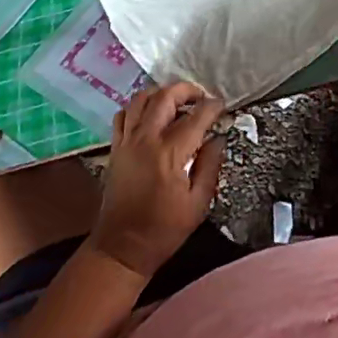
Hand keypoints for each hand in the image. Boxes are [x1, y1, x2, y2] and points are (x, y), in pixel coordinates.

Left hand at [87, 82, 225, 277]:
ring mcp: (126, 140)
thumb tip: (217, 139)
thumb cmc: (164, 230)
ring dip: (161, 93)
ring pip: (141, 99)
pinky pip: (124, 114)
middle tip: (201, 97)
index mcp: (169, 154)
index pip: (195, 118)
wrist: (122, 247)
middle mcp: (145, 139)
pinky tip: (150, 115)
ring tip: (177, 101)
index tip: (221, 105)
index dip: (211, 107)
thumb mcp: (197, 204)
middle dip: (186, 90)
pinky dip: (138, 107)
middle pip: (164, 97)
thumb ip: (209, 167)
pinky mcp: (115, 146)